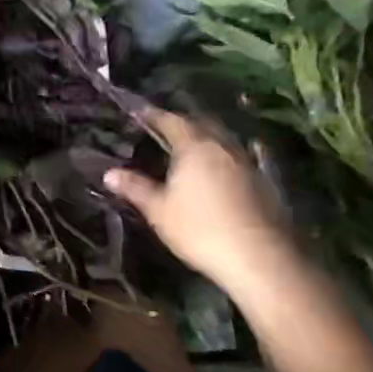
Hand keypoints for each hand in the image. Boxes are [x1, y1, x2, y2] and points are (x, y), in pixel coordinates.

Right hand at [104, 108, 296, 287]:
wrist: (259, 258)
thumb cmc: (200, 229)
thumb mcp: (158, 210)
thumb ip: (135, 188)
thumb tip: (110, 173)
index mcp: (195, 147)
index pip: (172, 121)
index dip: (154, 115)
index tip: (139, 113)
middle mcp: (223, 147)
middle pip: (202, 124)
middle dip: (183, 122)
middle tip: (163, 127)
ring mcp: (247, 164)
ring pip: (222, 140)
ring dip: (205, 138)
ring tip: (187, 147)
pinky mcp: (263, 182)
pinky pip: (236, 157)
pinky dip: (221, 157)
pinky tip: (216, 169)